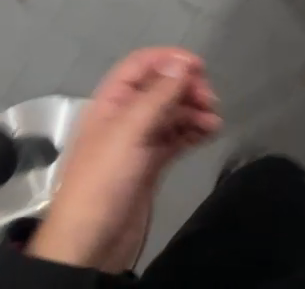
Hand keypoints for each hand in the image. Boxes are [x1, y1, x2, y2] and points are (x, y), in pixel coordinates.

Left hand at [28, 48, 221, 270]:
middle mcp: (126, 116)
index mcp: (111, 102)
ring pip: (172, 113)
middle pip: (161, 87)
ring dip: (194, 111)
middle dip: (186, 88)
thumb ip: (157, 96)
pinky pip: (176, 137)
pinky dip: (193, 131)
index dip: (169, 60)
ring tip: (213, 122)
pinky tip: (209, 133)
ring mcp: (139, 140)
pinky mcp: (151, 163)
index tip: (199, 67)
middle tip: (209, 100)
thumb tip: (181, 63)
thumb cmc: (104, 180)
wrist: (90, 243)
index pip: (142, 65)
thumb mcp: (129, 132)